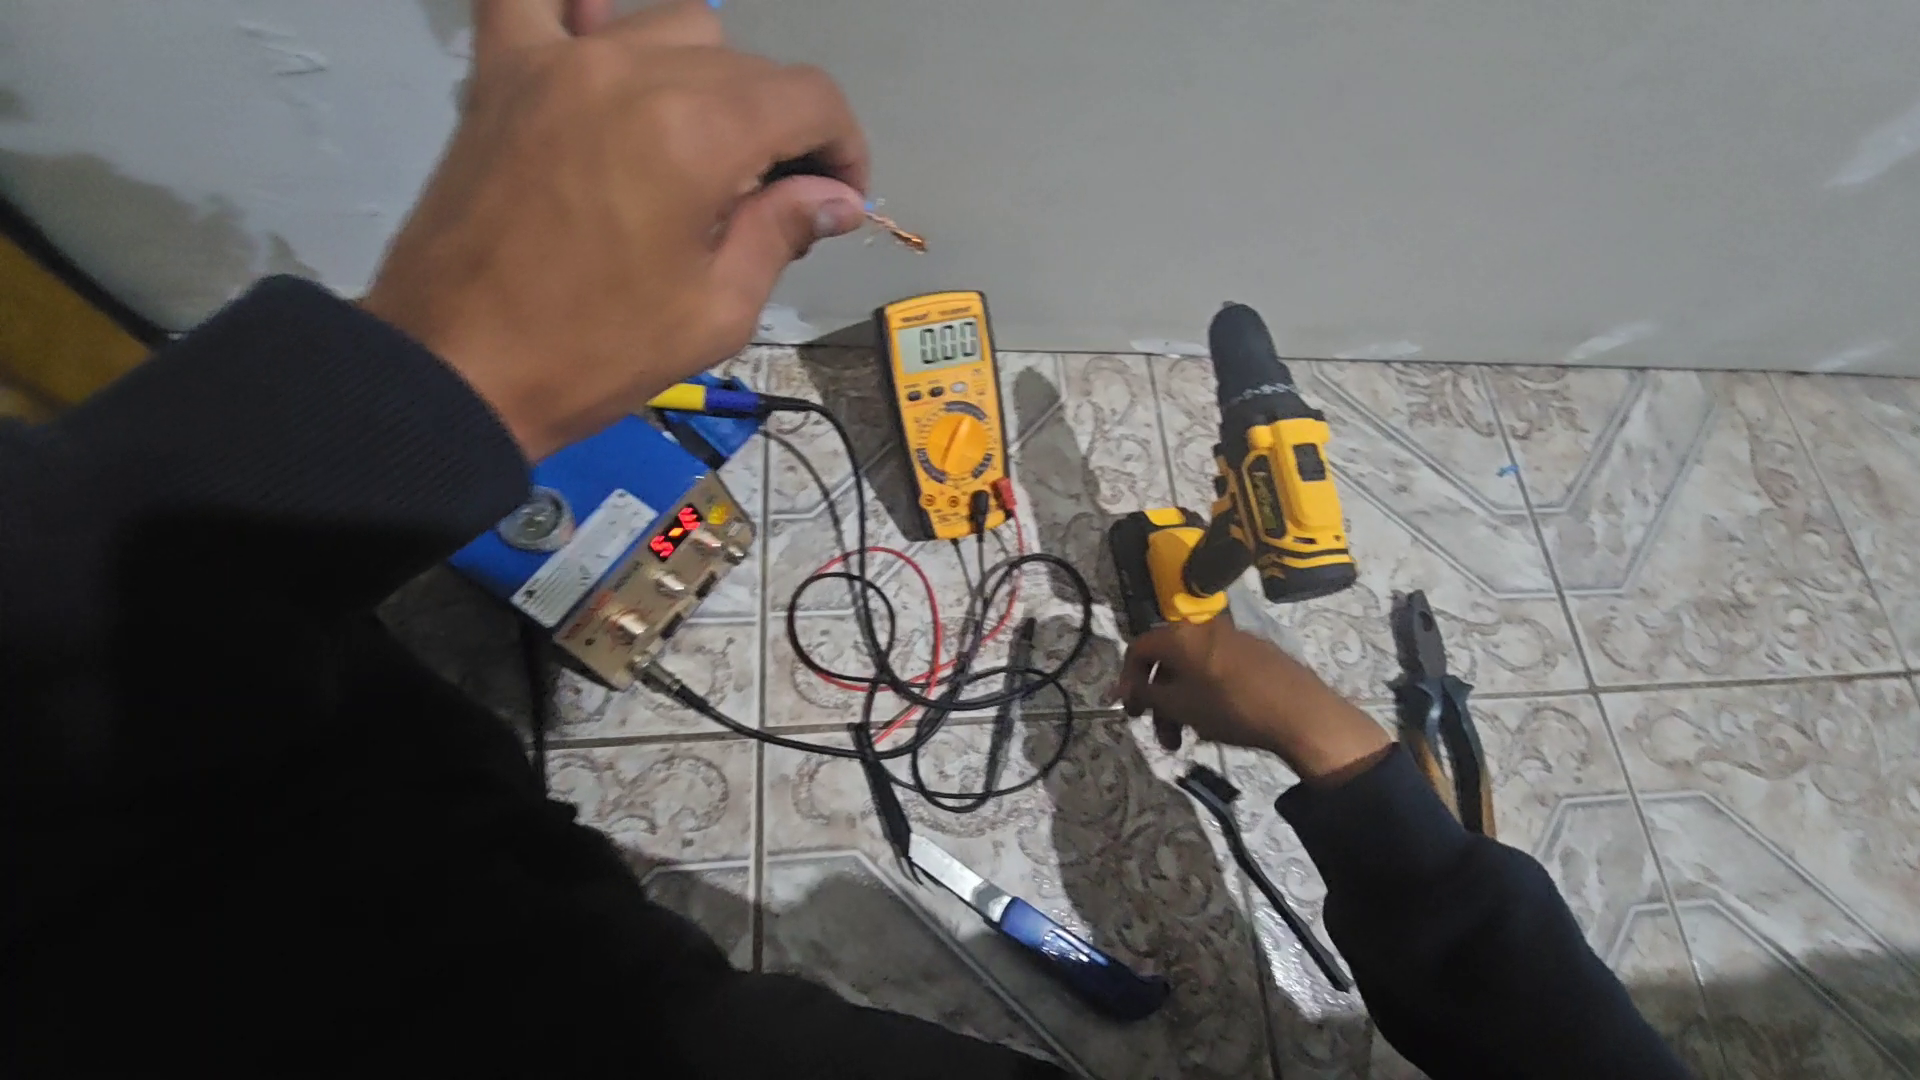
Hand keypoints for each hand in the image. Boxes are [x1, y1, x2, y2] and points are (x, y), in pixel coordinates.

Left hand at [362, 0, 868, 459]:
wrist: (463, 367)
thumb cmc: (603, 352)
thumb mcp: (719, 311)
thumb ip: (783, 233)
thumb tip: (839, 197)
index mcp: (697, 135)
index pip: (809, 98)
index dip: (844, 145)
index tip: (838, 198)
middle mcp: (633, 69)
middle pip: (749, 65)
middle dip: (785, 129)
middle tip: (773, 203)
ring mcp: (559, 56)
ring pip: (675, 24)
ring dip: (714, 81)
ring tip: (702, 151)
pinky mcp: (502, 67)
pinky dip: (592, 10)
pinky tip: (610, 51)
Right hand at [1116, 618, 1392, 781]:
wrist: (1301, 713)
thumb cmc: (1230, 707)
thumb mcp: (1178, 705)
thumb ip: (1147, 692)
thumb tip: (1129, 686)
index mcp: (1179, 635)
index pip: (1138, 649)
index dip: (1127, 680)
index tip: (1130, 710)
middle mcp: (1204, 628)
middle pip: (1166, 662)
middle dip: (1158, 700)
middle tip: (1161, 733)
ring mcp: (1233, 639)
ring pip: (1192, 669)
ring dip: (1182, 702)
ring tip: (1188, 737)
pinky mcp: (1257, 654)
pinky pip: (1217, 670)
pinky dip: (1206, 694)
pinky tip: (1216, 723)